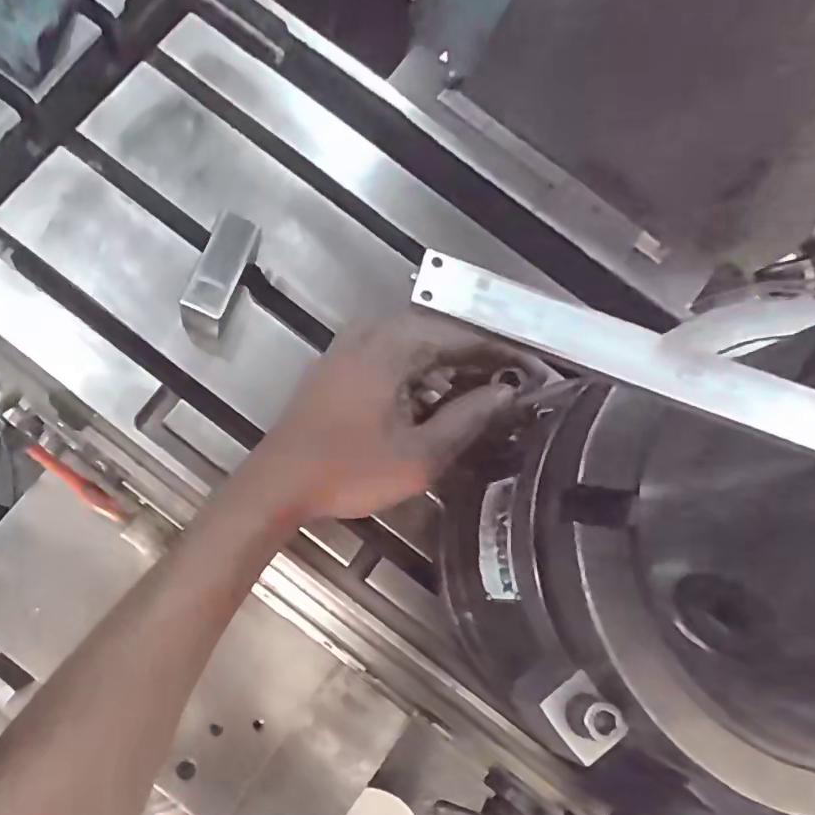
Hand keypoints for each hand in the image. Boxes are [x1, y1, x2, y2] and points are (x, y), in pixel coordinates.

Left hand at [243, 309, 518, 521]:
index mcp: (395, 344)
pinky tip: (430, 405)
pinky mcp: (336, 367)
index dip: (505, 356)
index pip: (466, 336)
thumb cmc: (348, 470)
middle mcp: (371, 332)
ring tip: (478, 400)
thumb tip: (506, 392)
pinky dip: (416, 376)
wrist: (279, 482)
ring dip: (446, 370)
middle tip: (510, 389)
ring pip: (414, 347)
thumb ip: (469, 418)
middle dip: (478, 361)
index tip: (535, 375)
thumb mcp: (420, 454)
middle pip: (440, 335)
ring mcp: (349, 348)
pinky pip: (389, 358)